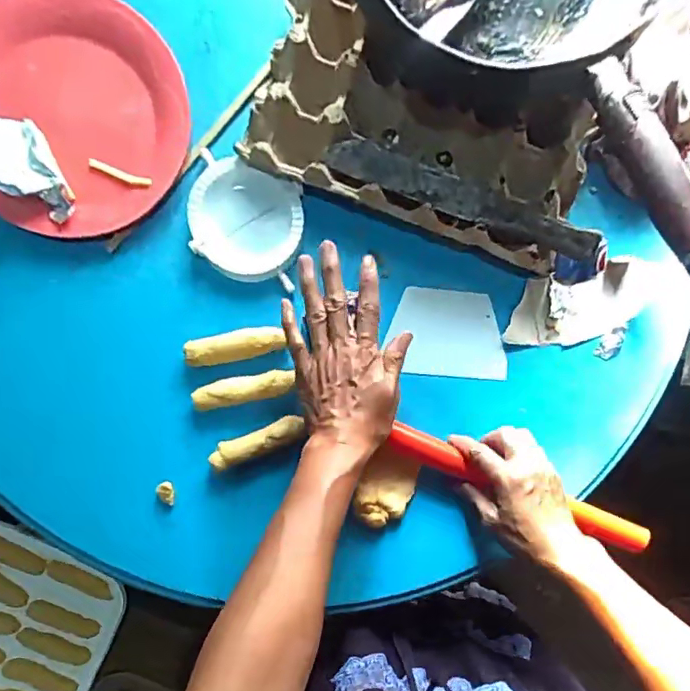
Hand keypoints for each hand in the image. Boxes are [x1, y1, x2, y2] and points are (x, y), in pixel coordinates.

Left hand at [282, 241, 412, 467]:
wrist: (339, 443)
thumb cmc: (370, 421)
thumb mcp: (392, 391)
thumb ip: (394, 359)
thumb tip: (405, 334)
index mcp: (366, 352)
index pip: (369, 310)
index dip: (368, 284)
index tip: (365, 260)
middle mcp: (341, 348)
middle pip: (337, 304)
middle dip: (332, 273)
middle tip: (326, 247)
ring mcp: (319, 357)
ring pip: (313, 315)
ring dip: (308, 287)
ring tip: (302, 262)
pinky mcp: (302, 371)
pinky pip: (293, 342)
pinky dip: (288, 321)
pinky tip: (284, 303)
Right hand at [449, 428, 603, 571]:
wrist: (560, 547)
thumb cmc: (523, 538)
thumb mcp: (491, 521)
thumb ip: (474, 497)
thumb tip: (459, 483)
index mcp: (508, 478)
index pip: (481, 452)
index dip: (463, 444)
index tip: (452, 441)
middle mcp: (527, 464)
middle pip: (505, 433)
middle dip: (488, 439)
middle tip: (480, 454)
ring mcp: (543, 465)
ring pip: (522, 435)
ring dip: (506, 441)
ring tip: (498, 458)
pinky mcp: (553, 470)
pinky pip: (534, 448)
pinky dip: (520, 449)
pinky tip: (515, 467)